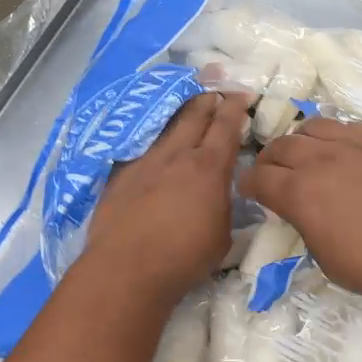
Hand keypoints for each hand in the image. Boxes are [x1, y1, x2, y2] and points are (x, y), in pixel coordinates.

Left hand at [83, 92, 249, 298]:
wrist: (126, 268)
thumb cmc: (183, 258)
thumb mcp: (222, 234)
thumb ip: (223, 205)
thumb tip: (220, 194)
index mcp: (208, 168)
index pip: (226, 126)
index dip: (235, 107)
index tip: (241, 94)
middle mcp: (176, 155)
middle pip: (194, 115)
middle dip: (208, 100)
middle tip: (215, 93)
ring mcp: (144, 161)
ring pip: (165, 127)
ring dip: (179, 115)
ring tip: (186, 109)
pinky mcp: (119, 174)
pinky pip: (141, 147)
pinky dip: (153, 140)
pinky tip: (153, 144)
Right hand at [241, 119, 361, 309]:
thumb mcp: (329, 260)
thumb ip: (307, 226)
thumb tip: (302, 211)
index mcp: (301, 192)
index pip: (259, 178)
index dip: (248, 184)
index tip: (248, 190)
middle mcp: (322, 159)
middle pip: (282, 146)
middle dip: (269, 160)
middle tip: (272, 174)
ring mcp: (356, 144)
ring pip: (314, 127)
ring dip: (300, 141)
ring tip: (304, 155)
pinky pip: (349, 127)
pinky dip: (336, 136)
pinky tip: (343, 149)